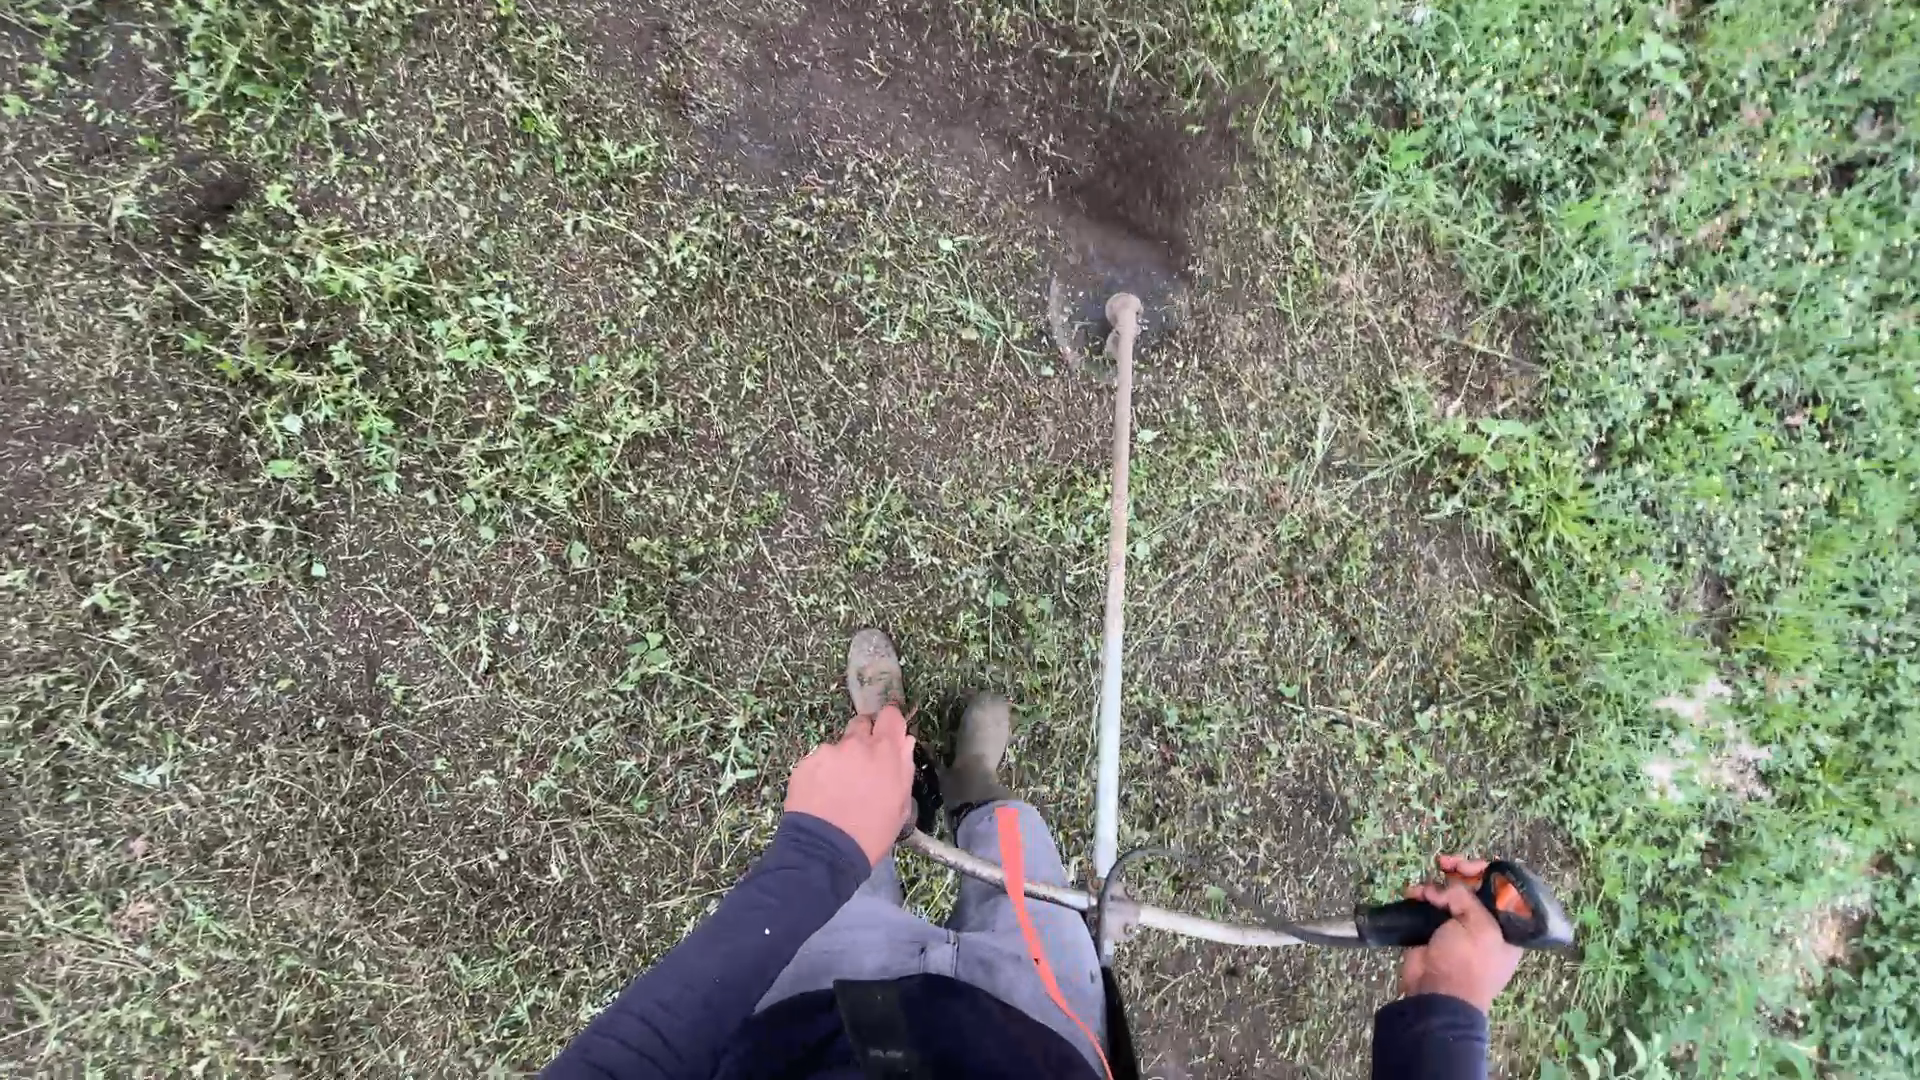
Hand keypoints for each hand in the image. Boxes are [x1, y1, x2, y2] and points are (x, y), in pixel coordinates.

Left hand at [784, 703, 915, 864]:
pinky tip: (820, 797)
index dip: (889, 722)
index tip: (888, 733)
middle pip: (861, 724)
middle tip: (862, 767)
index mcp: (884, 752)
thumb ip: (904, 768)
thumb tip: (904, 743)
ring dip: (840, 761)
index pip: (890, 715)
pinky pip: (817, 762)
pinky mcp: (805, 764)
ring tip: (836, 791)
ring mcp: (828, 752)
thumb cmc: (871, 834)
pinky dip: (820, 774)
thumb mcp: (900, 806)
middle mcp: (856, 744)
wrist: (824, 853)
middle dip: (863, 739)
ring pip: (838, 747)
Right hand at [1398, 855, 1522, 1013]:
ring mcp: (1459, 925)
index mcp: (1507, 927)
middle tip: (1443, 862)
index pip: (1503, 890)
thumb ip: (1465, 898)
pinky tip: (1413, 894)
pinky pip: (1430, 902)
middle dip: (1459, 871)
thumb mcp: (1479, 927)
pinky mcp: (1435, 928)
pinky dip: (1421, 894)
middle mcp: (1486, 924)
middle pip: (1475, 886)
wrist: (1437, 992)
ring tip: (1423, 888)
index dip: (1486, 872)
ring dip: (1435, 883)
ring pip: (1450, 891)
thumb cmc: (1467, 962)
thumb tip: (1441, 889)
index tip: (1466, 866)